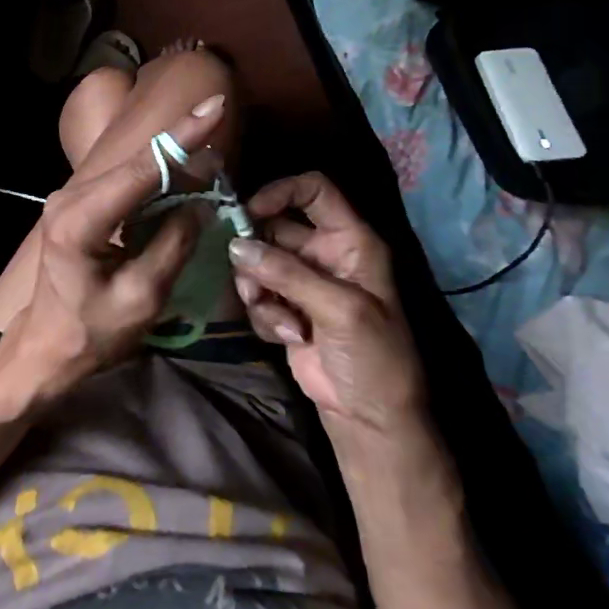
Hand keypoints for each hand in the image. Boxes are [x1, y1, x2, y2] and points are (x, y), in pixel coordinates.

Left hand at [0, 96, 228, 398]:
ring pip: (128, 170)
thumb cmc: (93, 332)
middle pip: (133, 164)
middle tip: (218, 120)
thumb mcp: (143, 297)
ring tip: (208, 151)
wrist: (47, 345)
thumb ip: (173, 244)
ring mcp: (68, 199)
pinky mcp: (76, 205)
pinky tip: (181, 176)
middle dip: (179, 144)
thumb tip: (201, 201)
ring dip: (169, 163)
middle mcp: (67, 199)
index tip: (214, 106)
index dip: (180, 139)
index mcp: (79, 222)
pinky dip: (153, 180)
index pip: (138, 172)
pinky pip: (121, 184)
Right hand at [228, 172, 424, 442]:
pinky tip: (285, 336)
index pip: (314, 191)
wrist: (369, 418)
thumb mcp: (339, 309)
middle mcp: (324, 254)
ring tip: (275, 316)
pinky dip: (262, 313)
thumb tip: (235, 246)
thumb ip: (287, 273)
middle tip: (249, 279)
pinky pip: (256, 294)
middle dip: (256, 252)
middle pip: (273, 227)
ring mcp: (302, 282)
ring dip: (256, 288)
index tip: (250, 212)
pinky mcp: (283, 309)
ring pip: (257, 262)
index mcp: (350, 241)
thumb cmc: (373, 357)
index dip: (281, 192)